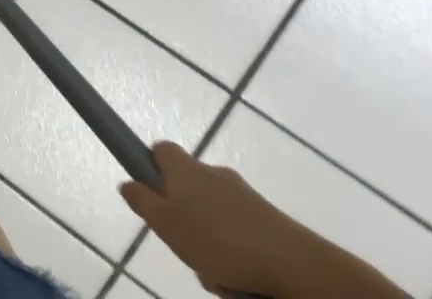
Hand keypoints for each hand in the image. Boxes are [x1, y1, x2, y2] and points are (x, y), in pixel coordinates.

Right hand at [121, 142, 303, 296]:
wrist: (301, 269)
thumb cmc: (219, 239)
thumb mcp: (164, 222)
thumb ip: (141, 200)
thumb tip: (130, 184)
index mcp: (186, 170)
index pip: (161, 150)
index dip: (151, 165)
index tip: (150, 191)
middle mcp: (217, 178)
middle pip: (188, 191)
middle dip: (183, 219)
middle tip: (182, 243)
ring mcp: (248, 202)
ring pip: (215, 221)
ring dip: (210, 246)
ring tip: (217, 275)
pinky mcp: (274, 228)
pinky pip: (241, 239)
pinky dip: (237, 259)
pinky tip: (241, 282)